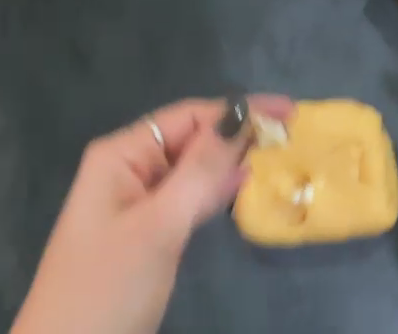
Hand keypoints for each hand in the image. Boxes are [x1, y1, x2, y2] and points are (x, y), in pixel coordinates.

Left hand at [11, 95, 292, 333]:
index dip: (238, 110)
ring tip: (277, 153)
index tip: (288, 112)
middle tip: (290, 135)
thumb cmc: (107, 287)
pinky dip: (216, 190)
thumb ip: (200, 171)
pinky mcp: (145, 234)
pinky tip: (242, 188)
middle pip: (190, 138)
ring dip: (230, 160)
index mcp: (121, 154)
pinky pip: (186, 198)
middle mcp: (127, 169)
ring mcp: (135, 204)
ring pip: (191, 169)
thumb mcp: (158, 227)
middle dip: (237, 132)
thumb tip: (240, 116)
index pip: (188, 116)